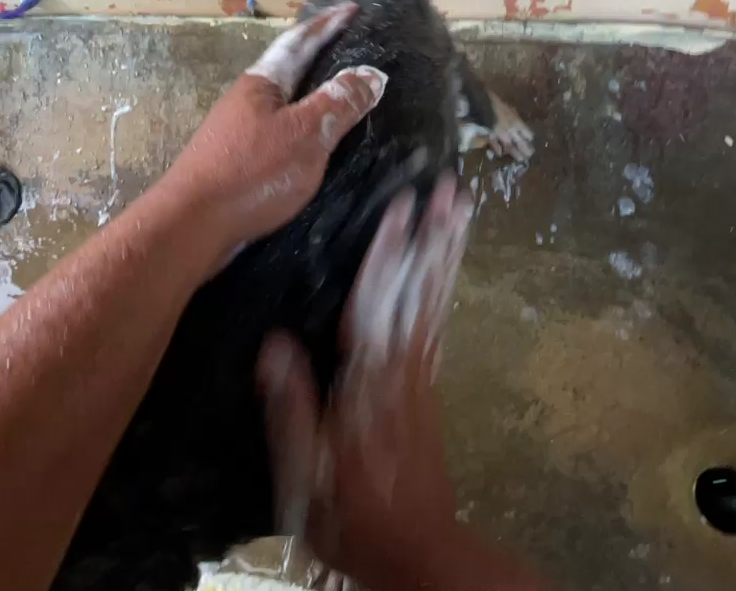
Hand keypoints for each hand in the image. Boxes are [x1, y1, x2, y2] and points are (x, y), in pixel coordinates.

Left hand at [152, 3, 386, 253]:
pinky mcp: (241, 162)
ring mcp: (241, 131)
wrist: (192, 226)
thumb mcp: (305, 135)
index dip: (329, 24)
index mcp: (264, 83)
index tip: (353, 8)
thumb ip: (338, 103)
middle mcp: (250, 100)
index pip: (301, 41)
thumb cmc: (251, 172)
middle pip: (291, 67)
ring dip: (314, 93)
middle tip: (351, 43)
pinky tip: (318, 143)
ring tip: (343, 92)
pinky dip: (306, 127)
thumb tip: (371, 74)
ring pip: (286, 102)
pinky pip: (283, 131)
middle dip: (320, 54)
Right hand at [257, 174, 541, 590]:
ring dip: (450, 247)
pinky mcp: (431, 378)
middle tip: (453, 185)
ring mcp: (424, 368)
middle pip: (421, 286)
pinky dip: (449, 280)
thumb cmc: (353, 510)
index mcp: (371, 376)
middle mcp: (405, 362)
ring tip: (462, 205)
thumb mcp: (306, 471)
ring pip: (438, 295)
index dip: (389, 250)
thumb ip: (292, 408)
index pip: (378, 300)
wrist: (419, 550)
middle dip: (435, 233)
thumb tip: (273, 343)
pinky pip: (442, 316)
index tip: (402, 203)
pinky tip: (452, 258)